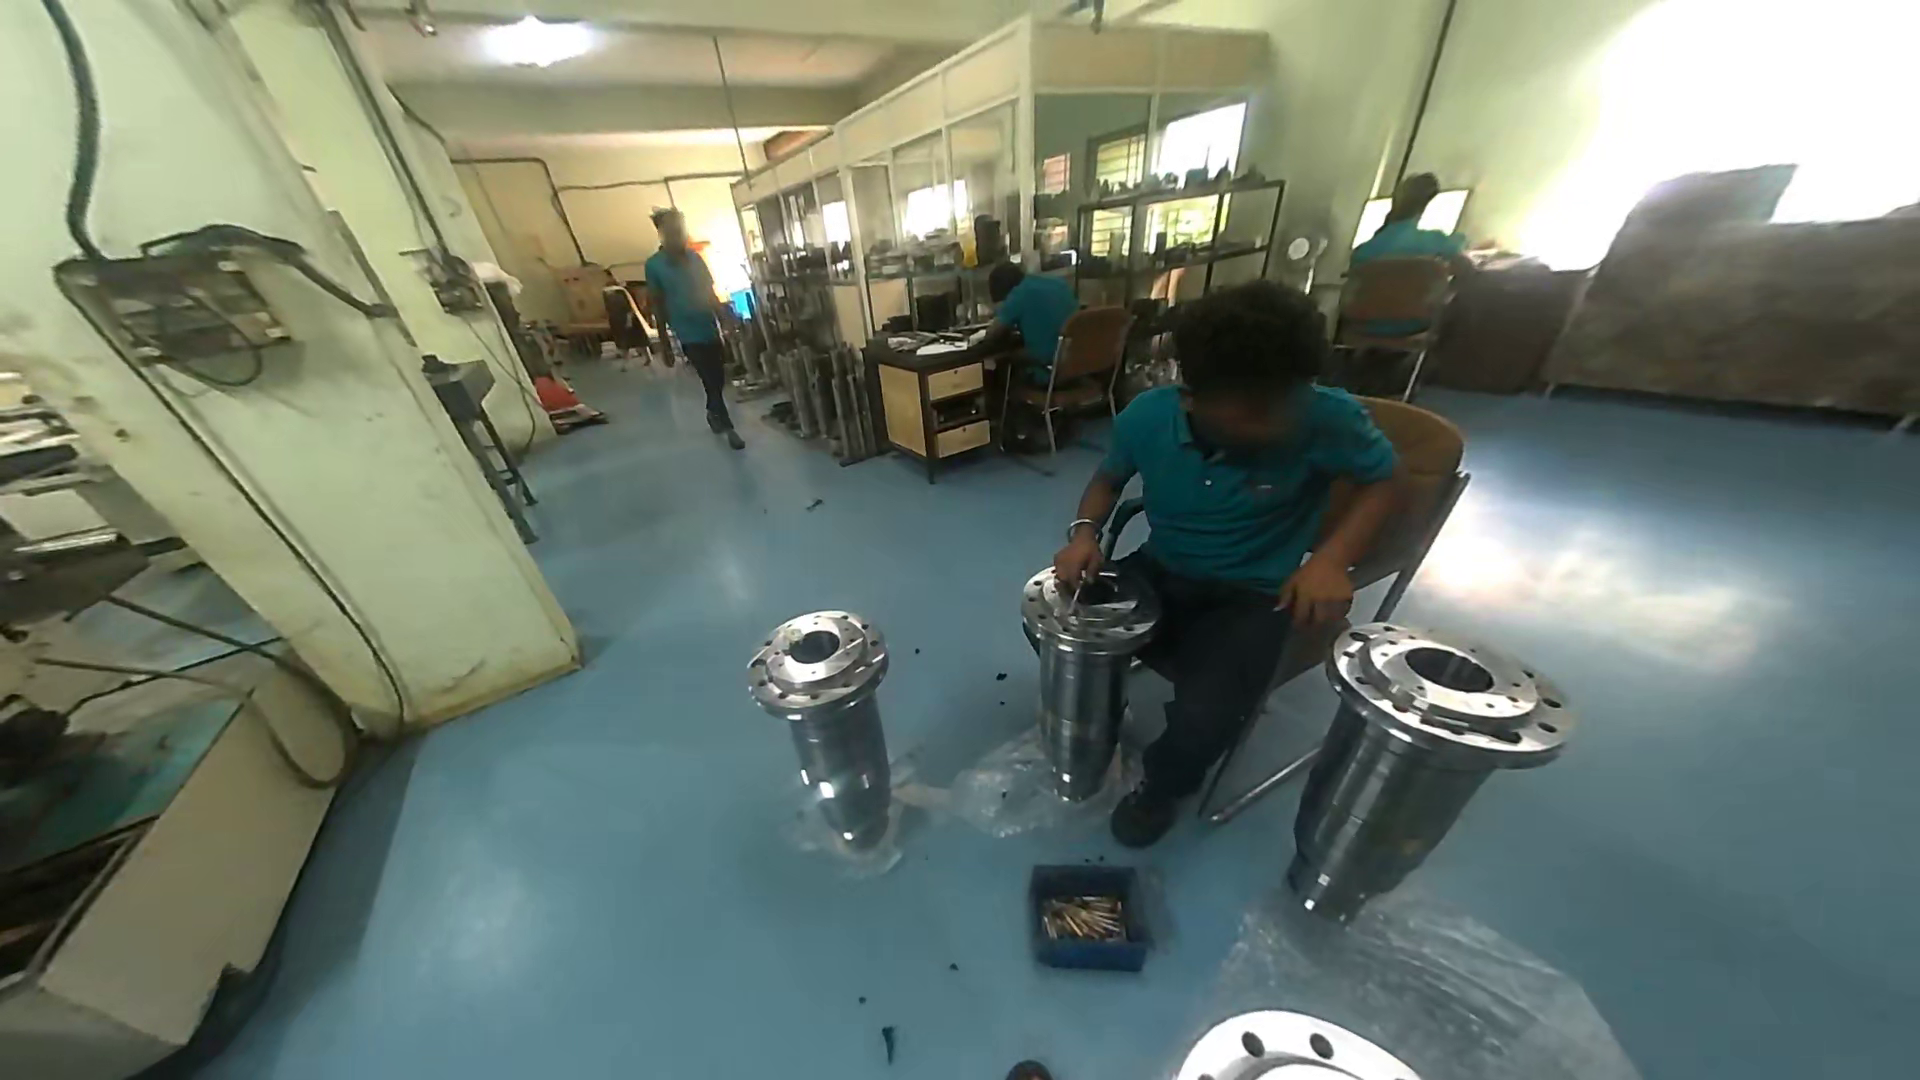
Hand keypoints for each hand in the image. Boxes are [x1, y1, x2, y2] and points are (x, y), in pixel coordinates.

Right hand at [1053, 536, 1103, 589]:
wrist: (1083, 536)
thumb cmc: (1090, 549)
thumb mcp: (1096, 561)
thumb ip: (1092, 573)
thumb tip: (1088, 583)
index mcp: (1073, 565)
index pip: (1072, 582)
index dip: (1075, 590)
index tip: (1079, 595)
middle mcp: (1063, 564)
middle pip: (1063, 581)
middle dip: (1067, 588)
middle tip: (1073, 592)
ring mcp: (1058, 561)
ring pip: (1058, 577)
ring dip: (1063, 582)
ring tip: (1069, 586)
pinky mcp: (1056, 558)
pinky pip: (1056, 570)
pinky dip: (1060, 575)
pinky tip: (1066, 577)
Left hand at [1278, 556, 1352, 626]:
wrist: (1331, 560)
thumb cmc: (1309, 571)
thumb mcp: (1292, 580)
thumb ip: (1285, 595)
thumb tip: (1278, 609)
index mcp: (1305, 594)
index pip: (1301, 615)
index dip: (1299, 624)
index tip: (1297, 627)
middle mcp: (1321, 599)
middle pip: (1319, 620)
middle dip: (1314, 627)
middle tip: (1311, 630)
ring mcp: (1335, 599)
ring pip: (1332, 618)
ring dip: (1327, 624)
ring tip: (1323, 626)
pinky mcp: (1347, 597)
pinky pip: (1344, 612)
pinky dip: (1339, 616)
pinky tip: (1334, 617)